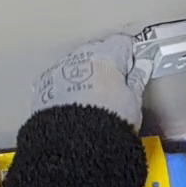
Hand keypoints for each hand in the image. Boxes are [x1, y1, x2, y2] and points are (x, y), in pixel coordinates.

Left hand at [32, 34, 150, 128]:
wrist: (73, 143)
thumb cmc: (108, 121)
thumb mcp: (133, 102)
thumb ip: (137, 80)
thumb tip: (143, 67)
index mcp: (107, 55)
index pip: (122, 43)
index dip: (130, 56)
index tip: (133, 68)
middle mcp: (80, 56)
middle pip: (97, 51)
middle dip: (105, 65)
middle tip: (114, 88)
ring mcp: (59, 70)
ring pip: (76, 65)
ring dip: (84, 75)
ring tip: (92, 100)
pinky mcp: (43, 86)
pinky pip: (58, 80)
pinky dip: (66, 88)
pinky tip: (73, 106)